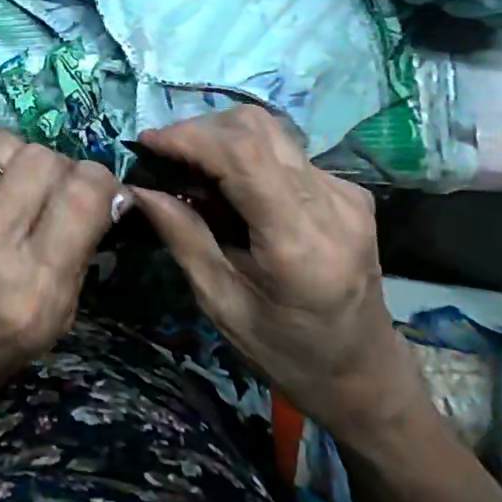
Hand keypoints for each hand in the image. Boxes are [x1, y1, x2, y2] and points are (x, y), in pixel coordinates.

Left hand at [0, 126, 129, 447]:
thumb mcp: (54, 320)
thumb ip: (80, 253)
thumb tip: (109, 190)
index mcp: (34, 289)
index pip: (83, 197)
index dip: (101, 182)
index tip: (95, 191)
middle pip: (44, 161)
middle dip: (60, 169)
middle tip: (51, 190)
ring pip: (3, 144)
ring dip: (18, 157)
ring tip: (13, 182)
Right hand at [129, 107, 425, 445]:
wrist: (364, 373)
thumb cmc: (285, 351)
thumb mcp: (219, 302)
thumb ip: (182, 236)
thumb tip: (138, 186)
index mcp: (300, 243)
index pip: (243, 154)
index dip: (188, 137)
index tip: (145, 145)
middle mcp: (331, 205)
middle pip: (256, 128)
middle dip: (198, 131)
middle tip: (163, 160)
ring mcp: (345, 193)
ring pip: (268, 129)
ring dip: (217, 138)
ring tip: (189, 172)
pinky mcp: (346, 191)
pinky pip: (281, 150)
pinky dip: (240, 155)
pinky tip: (224, 188)